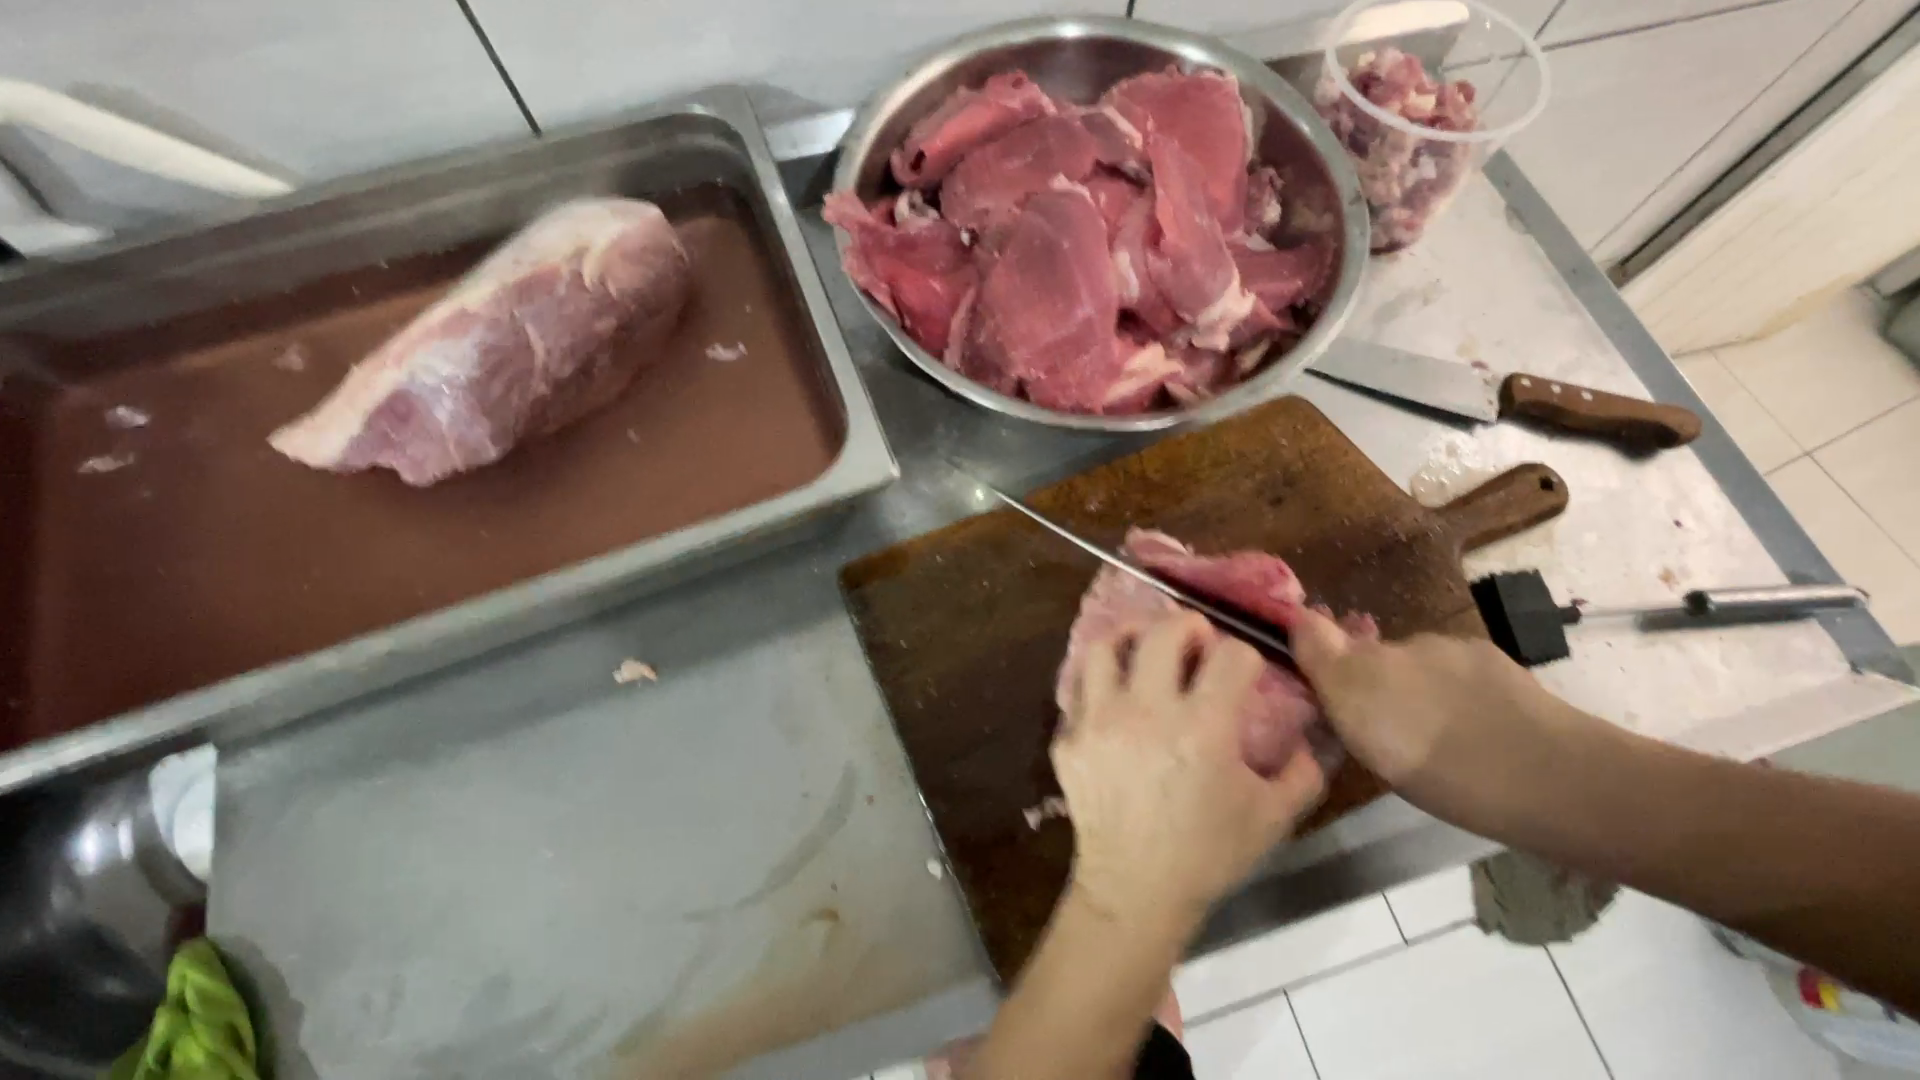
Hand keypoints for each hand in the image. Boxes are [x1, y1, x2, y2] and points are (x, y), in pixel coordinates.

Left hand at [1055, 612, 1327, 927]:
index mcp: (1202, 727)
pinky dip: (1101, 682)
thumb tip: (1309, 740)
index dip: (1244, 655)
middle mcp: (1147, 712)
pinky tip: (1116, 695)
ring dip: (1131, 640)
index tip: (1244, 669)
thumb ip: (1301, 773)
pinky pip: (1079, 689)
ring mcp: (1099, 723)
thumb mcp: (1272, 817)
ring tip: (1145, 649)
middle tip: (1196, 638)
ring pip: (1105, 648)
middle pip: (1162, 634)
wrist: (1135, 890)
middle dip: (1187, 625)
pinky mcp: (1069, 739)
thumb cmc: (1208, 854)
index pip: (1230, 656)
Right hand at [1278, 605, 1590, 811]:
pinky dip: (1449, 689)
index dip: (1303, 635)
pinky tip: (1467, 725)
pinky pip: (1452, 669)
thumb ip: (1330, 680)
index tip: (1301, 662)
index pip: (1312, 630)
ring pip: (1411, 662)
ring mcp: (1447, 651)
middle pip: (1364, 651)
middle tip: (1375, 723)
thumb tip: (1302, 624)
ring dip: (1409, 685)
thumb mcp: (1366, 740)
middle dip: (1363, 676)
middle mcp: (1396, 647)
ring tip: (1427, 730)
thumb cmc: (1443, 772)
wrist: (1551, 777)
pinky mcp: (1490, 661)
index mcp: (1357, 671)